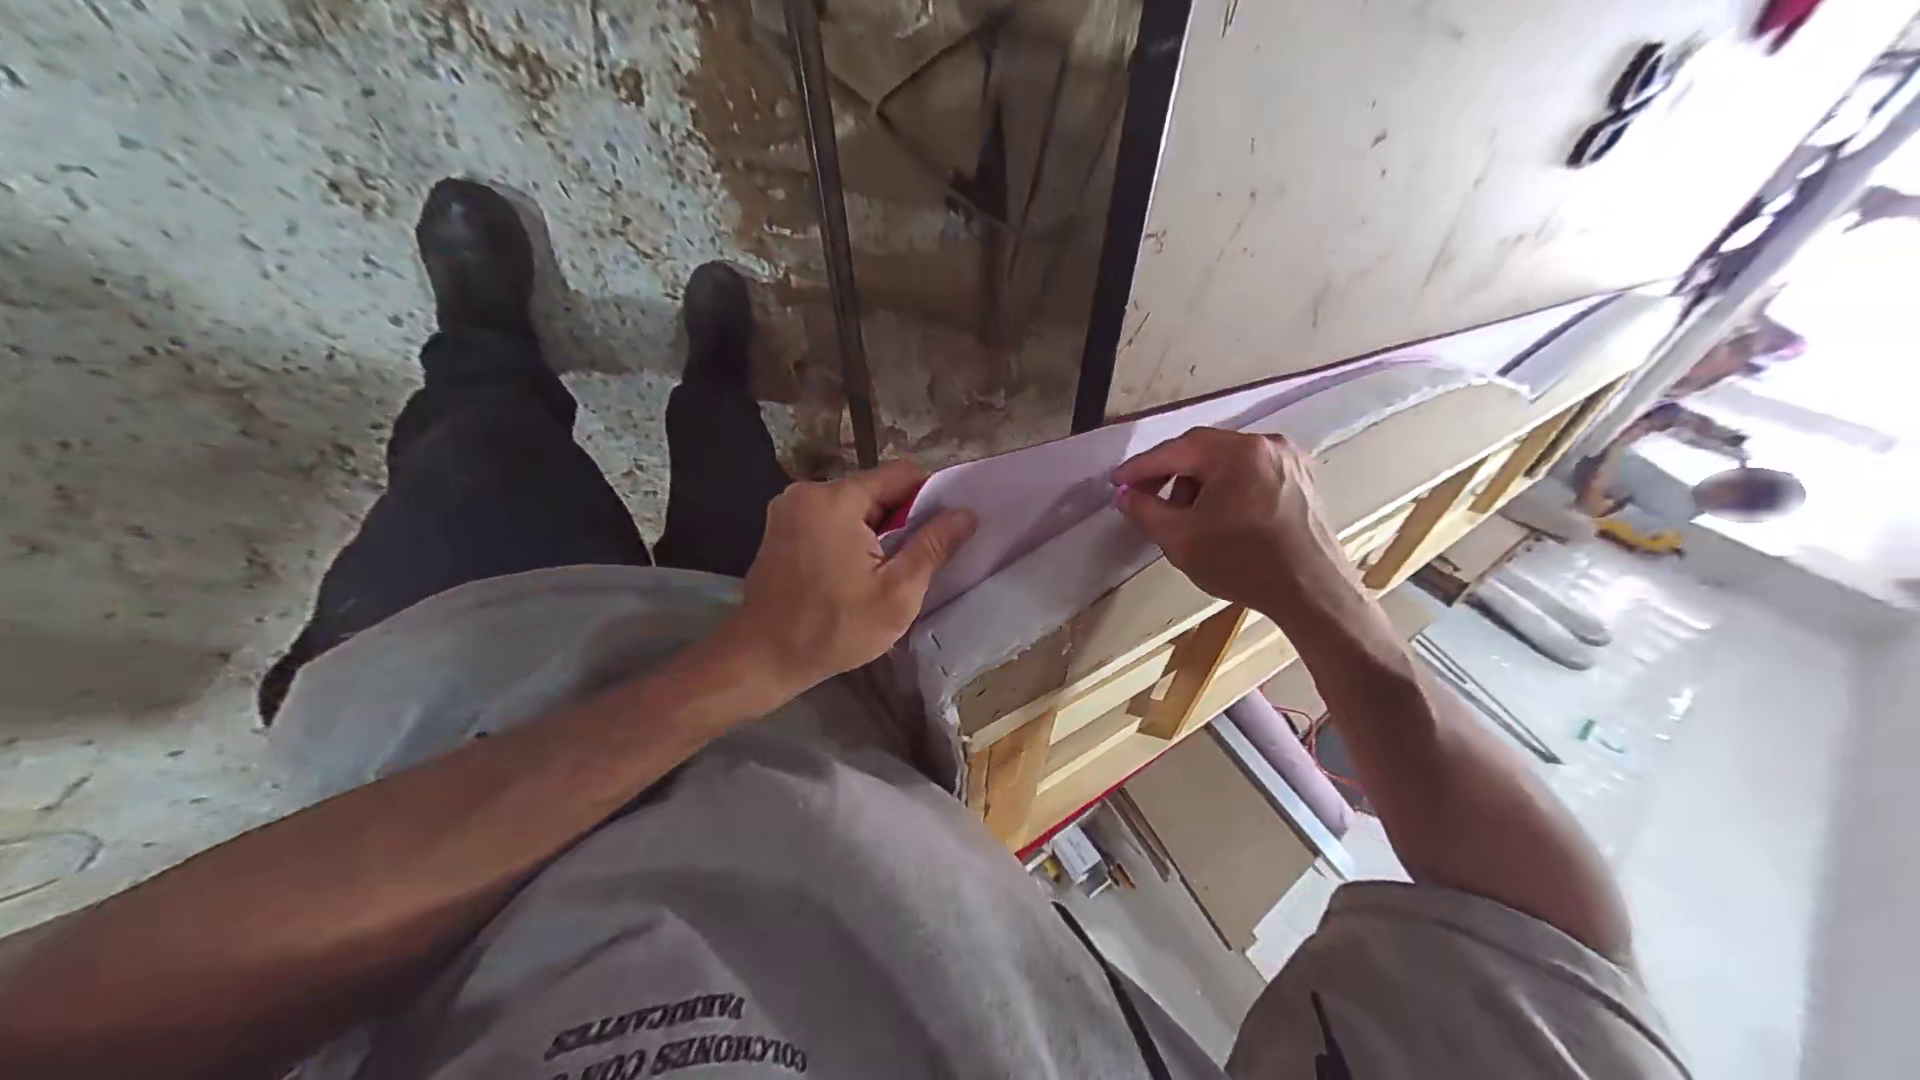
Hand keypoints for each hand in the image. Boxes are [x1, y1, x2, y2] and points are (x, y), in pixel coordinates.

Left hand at [722, 461, 976, 689]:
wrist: (762, 658)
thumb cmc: (834, 628)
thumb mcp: (897, 593)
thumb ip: (933, 546)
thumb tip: (966, 513)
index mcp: (836, 499)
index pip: (902, 473)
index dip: (929, 499)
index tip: (937, 535)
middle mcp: (807, 492)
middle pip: (874, 488)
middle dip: (899, 519)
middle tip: (908, 563)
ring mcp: (787, 508)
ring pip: (852, 505)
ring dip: (873, 530)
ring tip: (880, 571)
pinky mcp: (778, 528)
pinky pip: (828, 518)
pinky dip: (847, 536)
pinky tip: (850, 572)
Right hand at [1112, 428, 1362, 625]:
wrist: (1313, 592)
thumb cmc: (1244, 564)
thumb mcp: (1181, 539)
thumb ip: (1145, 510)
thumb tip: (1125, 495)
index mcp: (1237, 453)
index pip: (1175, 450)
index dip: (1140, 467)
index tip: (1116, 481)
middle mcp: (1266, 444)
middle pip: (1202, 450)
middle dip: (1169, 473)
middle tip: (1144, 497)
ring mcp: (1288, 459)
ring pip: (1226, 460)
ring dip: (1197, 481)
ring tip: (1184, 515)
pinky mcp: (1301, 477)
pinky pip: (1250, 471)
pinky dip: (1225, 486)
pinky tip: (1216, 514)